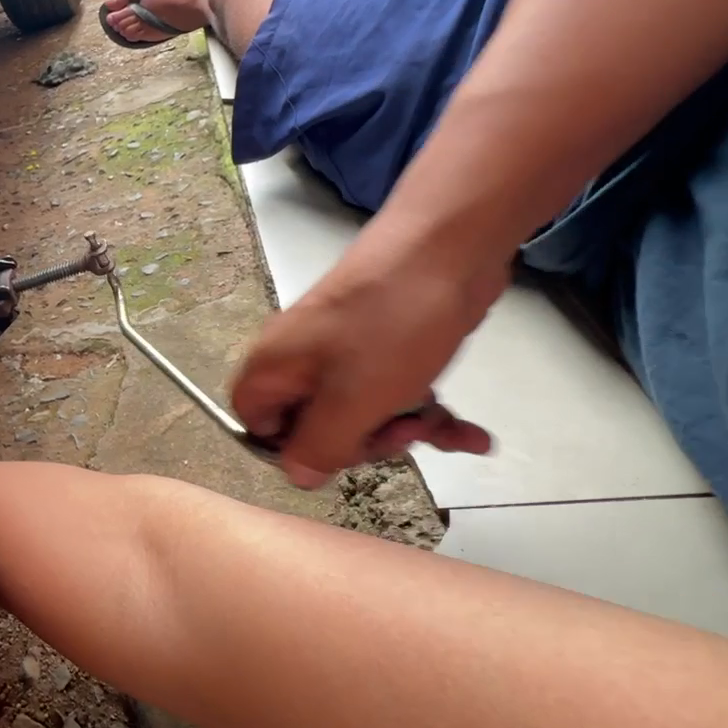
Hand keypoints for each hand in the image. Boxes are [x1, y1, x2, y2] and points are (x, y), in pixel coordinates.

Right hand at [231, 224, 507, 487]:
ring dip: (404, 429)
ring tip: (445, 428)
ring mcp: (340, 351)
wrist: (443, 251)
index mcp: (271, 370)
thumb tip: (297, 476)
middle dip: (362, 440)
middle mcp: (298, 361)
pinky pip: (390, 391)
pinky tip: (471, 432)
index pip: (256, 426)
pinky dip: (426, 411)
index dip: (290, 450)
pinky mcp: (380, 345)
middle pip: (312, 424)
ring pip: (359, 411)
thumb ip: (319, 447)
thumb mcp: (352, 402)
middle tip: (402, 434)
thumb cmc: (387, 328)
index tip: (336, 457)